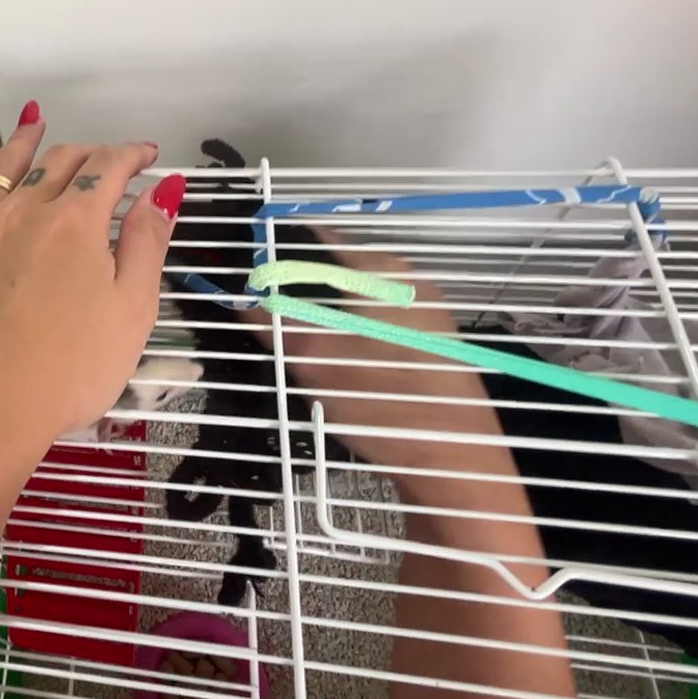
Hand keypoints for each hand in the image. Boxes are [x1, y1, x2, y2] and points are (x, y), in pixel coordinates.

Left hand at [0, 106, 184, 449]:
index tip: (146, 155)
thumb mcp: (131, 312)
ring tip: (34, 122)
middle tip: (103, 157)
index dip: (132, 155)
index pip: (109, 169)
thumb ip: (147, 243)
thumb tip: (162, 188)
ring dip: (24, 141)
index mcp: (77, 222)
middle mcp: (25, 209)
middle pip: (60, 162)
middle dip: (88, 152)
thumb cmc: (67, 370)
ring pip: (4, 168)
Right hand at [245, 232, 515, 488]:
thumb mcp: (315, 362)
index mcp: (384, 278)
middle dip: (310, 273)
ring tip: (301, 316)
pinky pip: (385, 313)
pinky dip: (356, 317)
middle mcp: (412, 285)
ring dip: (333, 297)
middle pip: (350, 265)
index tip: (263, 254)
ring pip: (368, 290)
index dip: (291, 245)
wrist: (455, 458)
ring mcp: (430, 314)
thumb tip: (242, 303)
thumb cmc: (383, 402)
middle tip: (276, 288)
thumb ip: (276, 326)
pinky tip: (340, 342)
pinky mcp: (436, 342)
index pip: (329, 240)